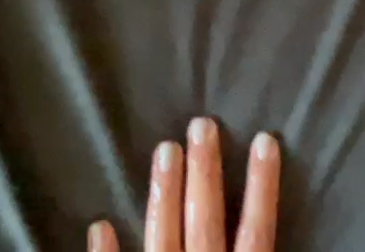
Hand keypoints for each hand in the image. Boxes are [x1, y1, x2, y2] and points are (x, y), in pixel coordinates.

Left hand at [88, 118, 279, 251]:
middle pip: (205, 220)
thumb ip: (257, 249)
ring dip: (164, 193)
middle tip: (201, 124)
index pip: (256, 229)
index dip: (261, 184)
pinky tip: (100, 225)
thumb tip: (264, 230)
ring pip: (163, 237)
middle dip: (203, 171)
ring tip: (164, 148)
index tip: (264, 139)